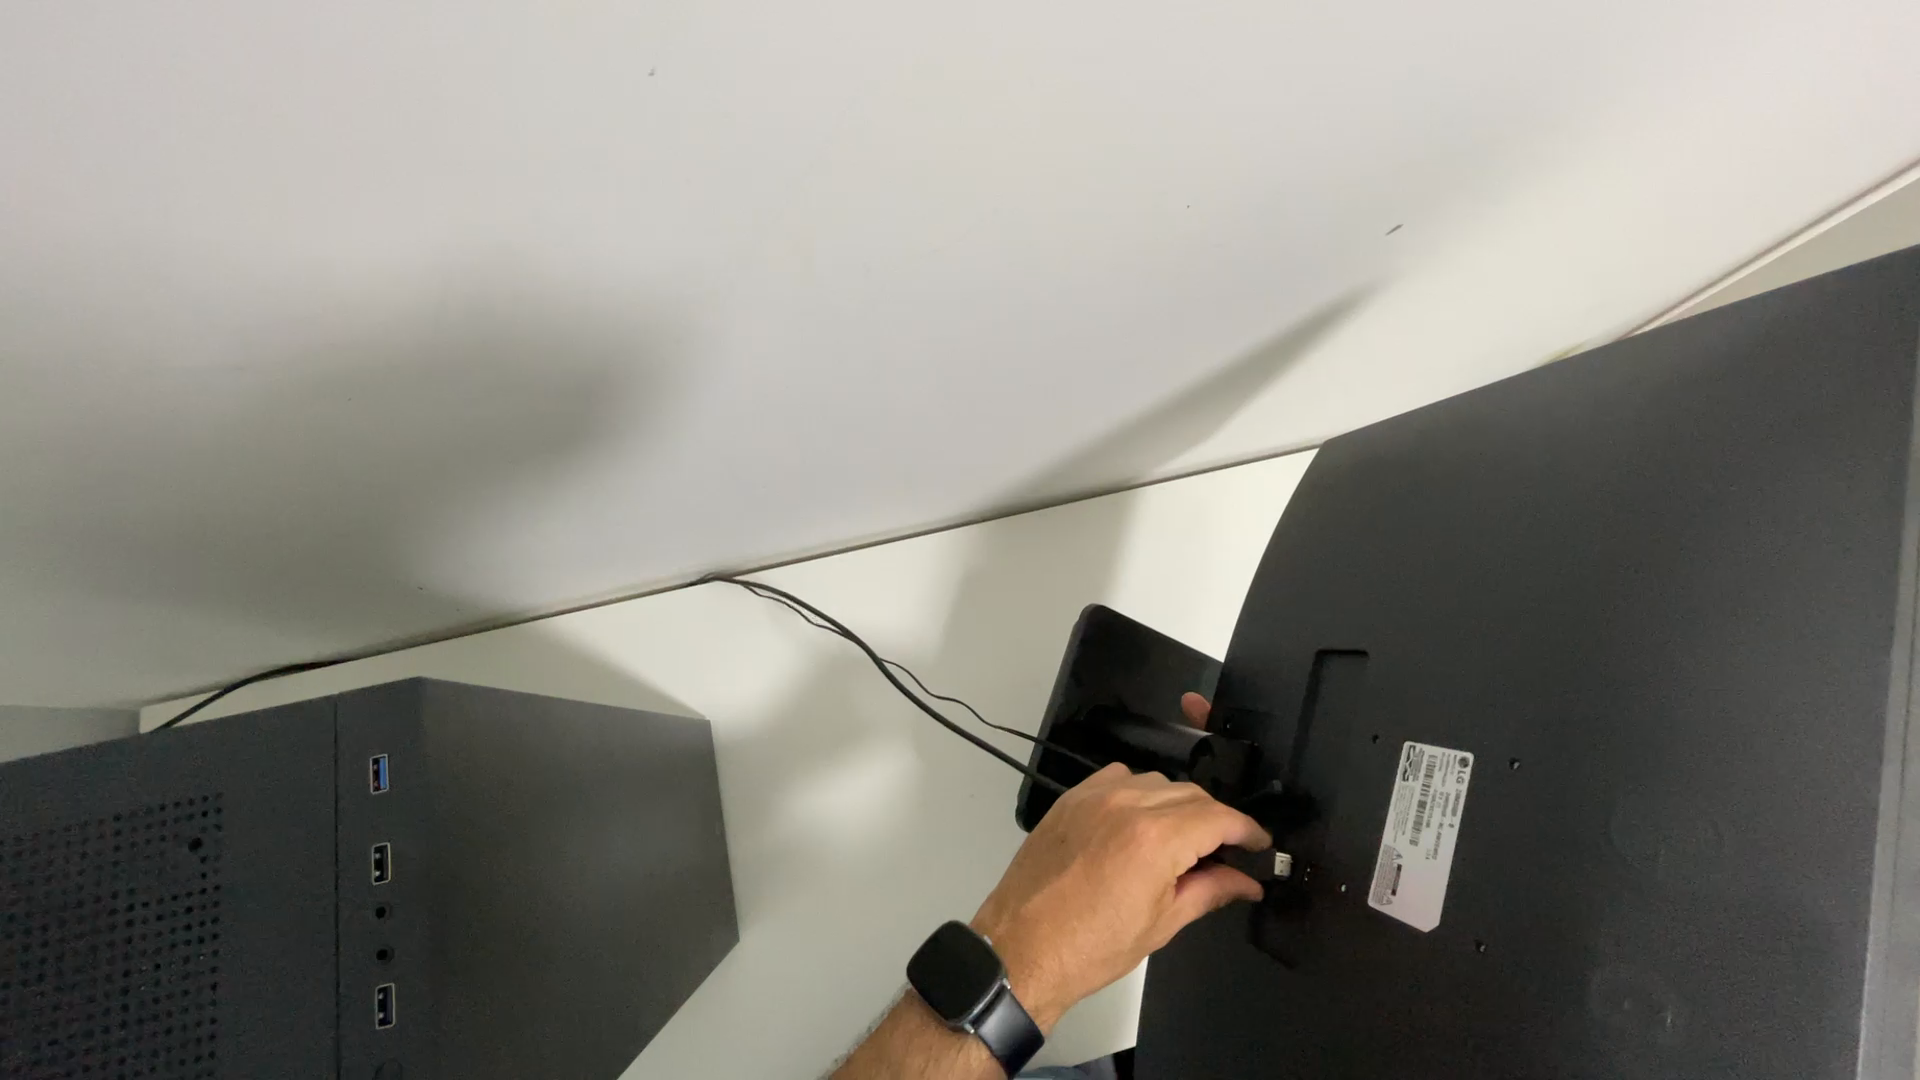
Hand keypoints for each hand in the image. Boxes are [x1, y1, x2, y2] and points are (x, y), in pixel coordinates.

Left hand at [969, 693, 1270, 1029]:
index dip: (1247, 830)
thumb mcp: (1163, 923)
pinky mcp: (1072, 797)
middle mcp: (1126, 803)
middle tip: (1225, 851)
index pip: (1219, 817)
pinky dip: (1138, 791)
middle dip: (1215, 819)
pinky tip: (1140, 820)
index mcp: (1155, 837)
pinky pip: (1118, 777)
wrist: (1023, 945)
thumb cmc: (1092, 945)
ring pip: (1156, 781)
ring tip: (1181, 840)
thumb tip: (1247, 882)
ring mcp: (1094, 795)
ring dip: (1177, 804)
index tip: (1259, 845)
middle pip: (1191, 793)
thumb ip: (1210, 890)